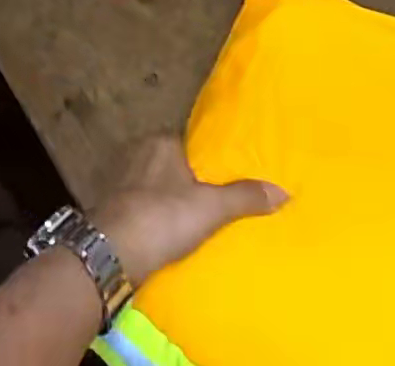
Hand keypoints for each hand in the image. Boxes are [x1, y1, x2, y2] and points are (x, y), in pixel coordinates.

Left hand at [91, 137, 287, 285]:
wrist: (111, 252)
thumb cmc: (162, 217)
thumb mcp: (210, 208)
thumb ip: (244, 197)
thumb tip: (283, 191)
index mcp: (161, 142)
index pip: (189, 143)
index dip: (205, 160)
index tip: (222, 175)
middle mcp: (139, 153)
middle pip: (171, 164)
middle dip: (186, 180)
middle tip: (211, 201)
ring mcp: (121, 180)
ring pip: (153, 186)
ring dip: (166, 200)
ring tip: (191, 220)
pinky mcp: (111, 207)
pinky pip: (139, 206)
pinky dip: (150, 217)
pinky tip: (164, 234)